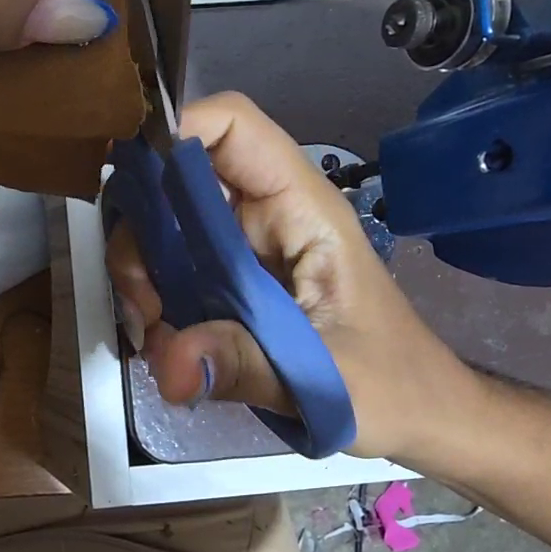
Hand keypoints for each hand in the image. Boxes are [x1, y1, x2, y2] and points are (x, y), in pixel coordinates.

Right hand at [106, 92, 478, 458]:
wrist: (421, 421)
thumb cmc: (397, 387)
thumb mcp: (328, 380)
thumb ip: (246, 365)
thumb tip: (168, 363)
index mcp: (301, 211)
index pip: (233, 130)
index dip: (177, 131)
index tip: (130, 187)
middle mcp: (260, 219)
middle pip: (174, 182)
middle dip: (141, 234)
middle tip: (143, 304)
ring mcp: (237, 253)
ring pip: (160, 230)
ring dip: (138, 277)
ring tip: (151, 336)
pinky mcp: (221, 288)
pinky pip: (166, 273)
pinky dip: (148, 304)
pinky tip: (159, 346)